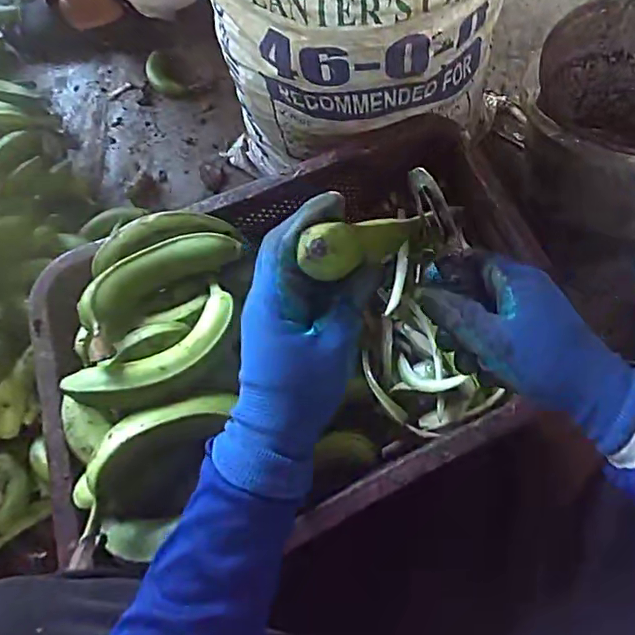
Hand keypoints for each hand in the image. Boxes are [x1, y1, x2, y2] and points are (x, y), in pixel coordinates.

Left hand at [210, 192, 376, 498]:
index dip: (309, 216)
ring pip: (286, 262)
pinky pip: (293, 281)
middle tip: (345, 214)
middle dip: (311, 224)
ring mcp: (267, 306)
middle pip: (281, 245)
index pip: (283, 242)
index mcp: (272, 297)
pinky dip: (314, 269)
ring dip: (313, 245)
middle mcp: (263, 294)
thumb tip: (370, 261)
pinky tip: (337, 269)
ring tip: (346, 235)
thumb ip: (351, 299)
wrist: (272, 433)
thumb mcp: (336, 343)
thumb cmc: (303, 391)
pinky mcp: (275, 318)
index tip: (338, 201)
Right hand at [420, 255, 634, 454]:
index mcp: (515, 277)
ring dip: (473, 335)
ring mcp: (533, 306)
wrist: (594, 389)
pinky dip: (492, 343)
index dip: (446, 274)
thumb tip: (424, 293)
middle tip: (446, 342)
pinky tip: (487, 370)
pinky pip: (505, 326)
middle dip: (457, 315)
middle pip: (477, 288)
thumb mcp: (492, 339)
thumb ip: (457, 315)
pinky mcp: (539, 326)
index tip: (426, 297)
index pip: (472, 260)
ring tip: (467, 363)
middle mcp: (524, 284)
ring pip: (489, 311)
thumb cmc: (540, 359)